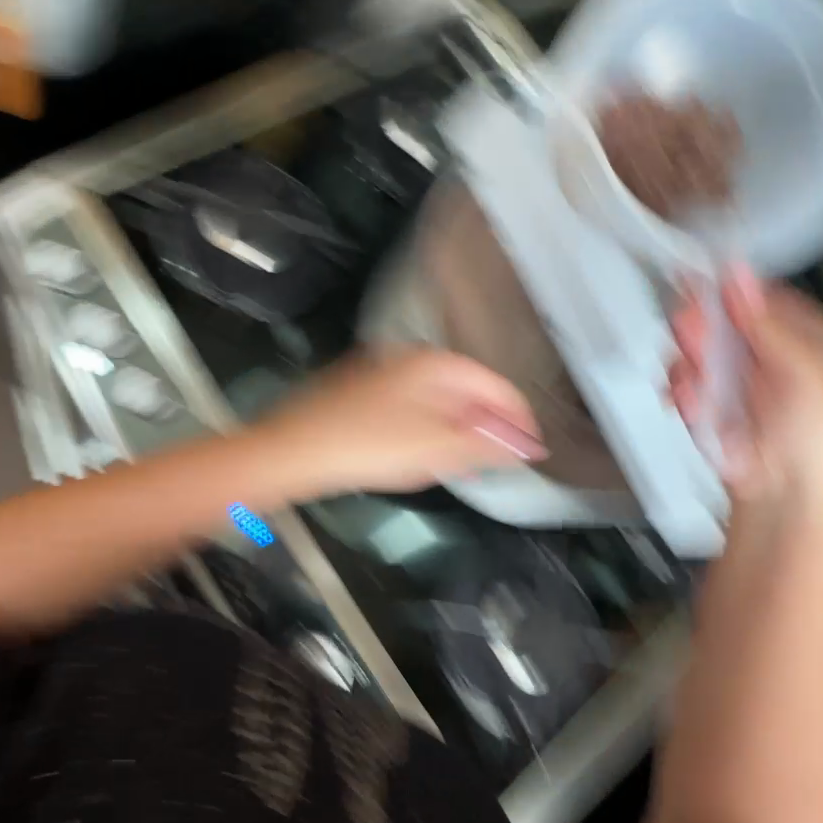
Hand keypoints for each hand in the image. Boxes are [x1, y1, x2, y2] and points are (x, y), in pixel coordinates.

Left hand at [255, 349, 546, 494]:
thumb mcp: (437, 449)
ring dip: (457, 428)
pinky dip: (426, 430)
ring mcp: (379, 375)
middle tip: (501, 457)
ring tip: (466, 462)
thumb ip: (486, 444)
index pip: (494, 383)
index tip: (530, 447)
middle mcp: (406, 360)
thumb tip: (528, 443)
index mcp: (432, 364)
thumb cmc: (366, 446)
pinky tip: (420, 456)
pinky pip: (408, 409)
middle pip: (464, 388)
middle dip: (487, 422)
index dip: (517, 416)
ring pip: (435, 399)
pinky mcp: (358, 396)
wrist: (292, 452)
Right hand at [670, 270, 822, 507]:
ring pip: (695, 354)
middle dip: (701, 328)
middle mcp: (769, 359)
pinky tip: (691, 401)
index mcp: (806, 342)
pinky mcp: (710, 410)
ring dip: (688, 363)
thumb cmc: (819, 442)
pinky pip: (685, 388)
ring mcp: (736, 385)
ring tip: (695, 379)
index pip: (761, 300)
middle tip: (689, 329)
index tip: (704, 282)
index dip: (732, 291)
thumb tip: (738, 278)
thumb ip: (766, 324)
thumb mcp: (804, 370)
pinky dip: (683, 393)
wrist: (788, 499)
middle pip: (720, 324)